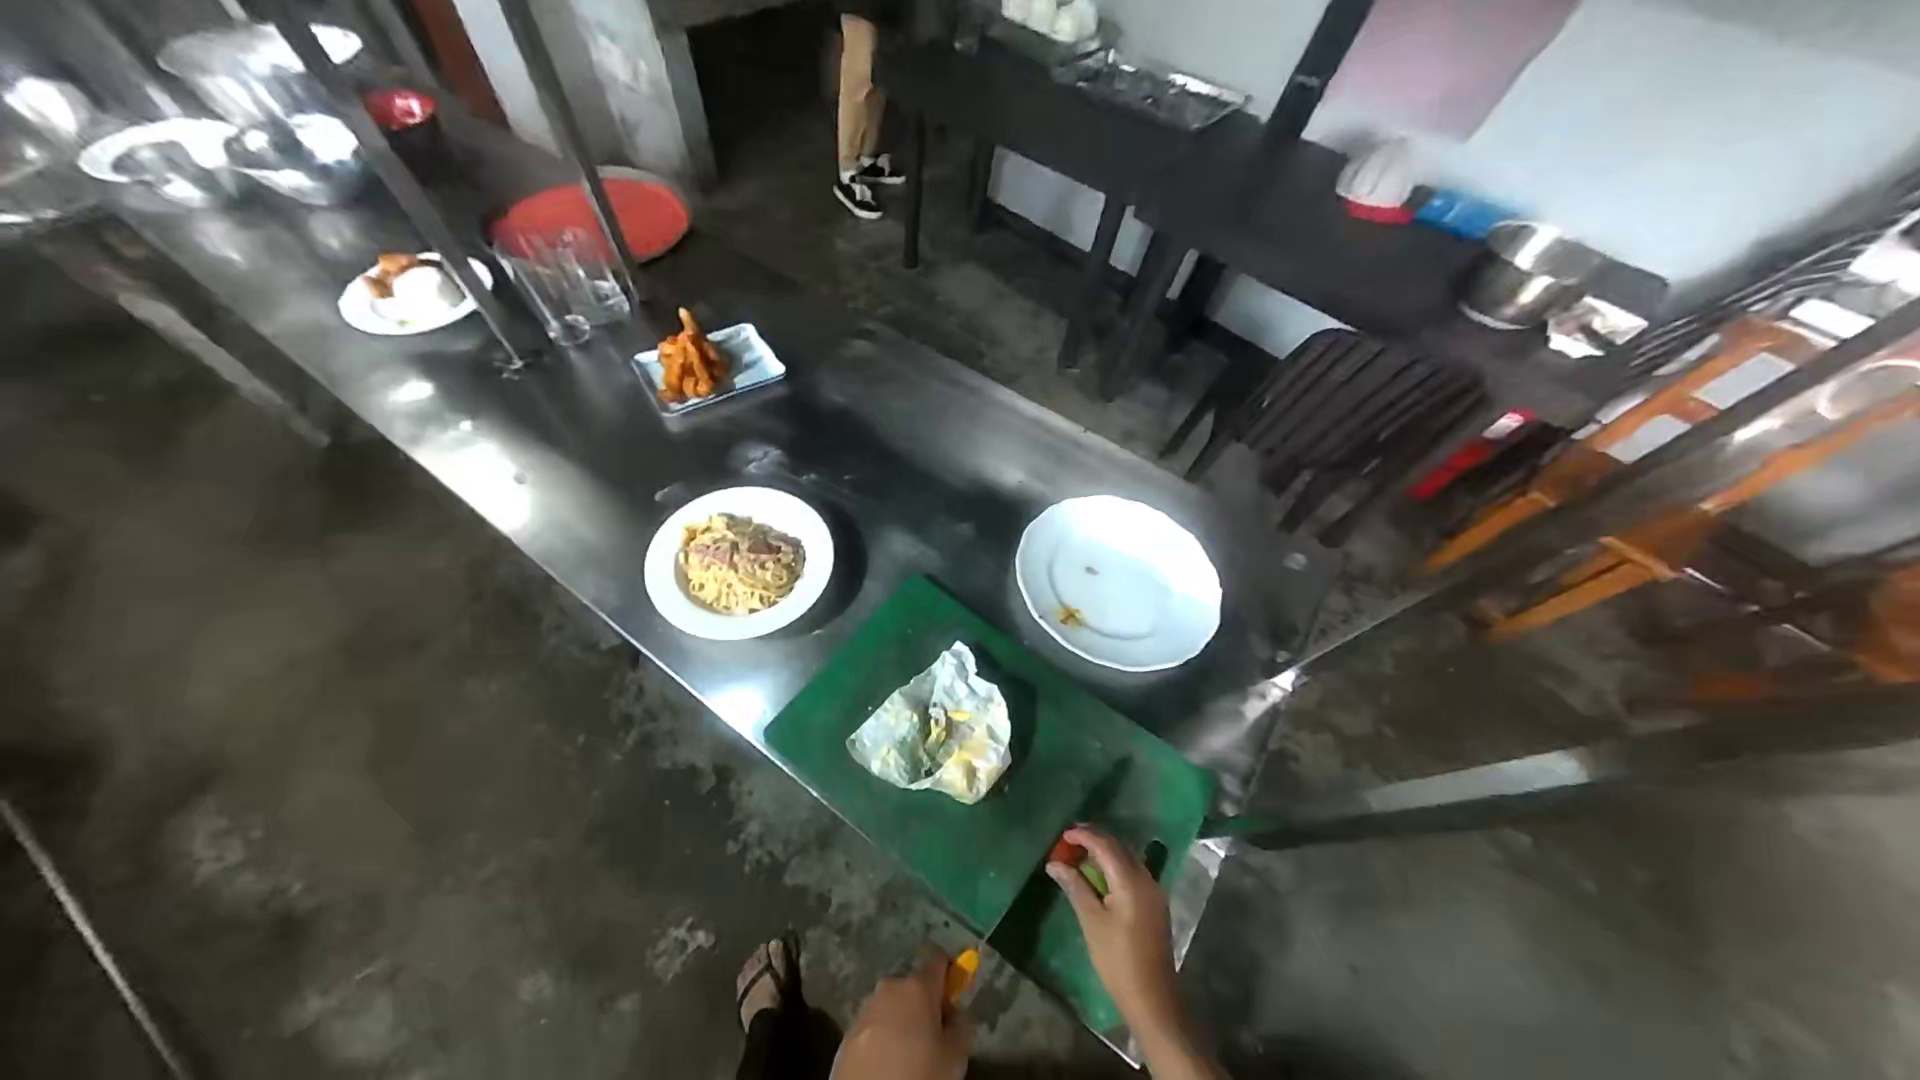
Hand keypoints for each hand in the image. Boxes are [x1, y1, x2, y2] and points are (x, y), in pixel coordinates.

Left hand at [830, 948, 972, 1079]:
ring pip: (892, 1004)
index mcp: (917, 986)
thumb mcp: (956, 1054)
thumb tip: (953, 1011)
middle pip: (913, 984)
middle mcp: (889, 987)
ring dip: (902, 1018)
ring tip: (908, 1053)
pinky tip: (887, 1063)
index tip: (953, 994)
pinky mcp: (848, 1031)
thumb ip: (961, 1023)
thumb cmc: (919, 1073)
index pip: (936, 955)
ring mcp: (866, 1008)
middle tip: (933, 1035)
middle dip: (924, 1002)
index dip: (948, 969)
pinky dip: (883, 1035)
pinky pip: (875, 1024)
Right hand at [1046, 827, 1193, 1057]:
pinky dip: (1114, 866)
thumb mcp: (1091, 921)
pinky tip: (1098, 876)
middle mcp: (1146, 879)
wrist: (1153, 998)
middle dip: (1094, 840)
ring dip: (1104, 852)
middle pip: (1119, 847)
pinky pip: (1132, 872)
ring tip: (1079, 856)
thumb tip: (1054, 863)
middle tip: (1068, 842)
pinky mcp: (1154, 904)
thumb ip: (1075, 886)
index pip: (1105, 845)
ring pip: (1127, 858)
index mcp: (1131, 881)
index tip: (1062, 836)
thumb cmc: (1117, 960)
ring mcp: (1153, 891)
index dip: (1083, 836)